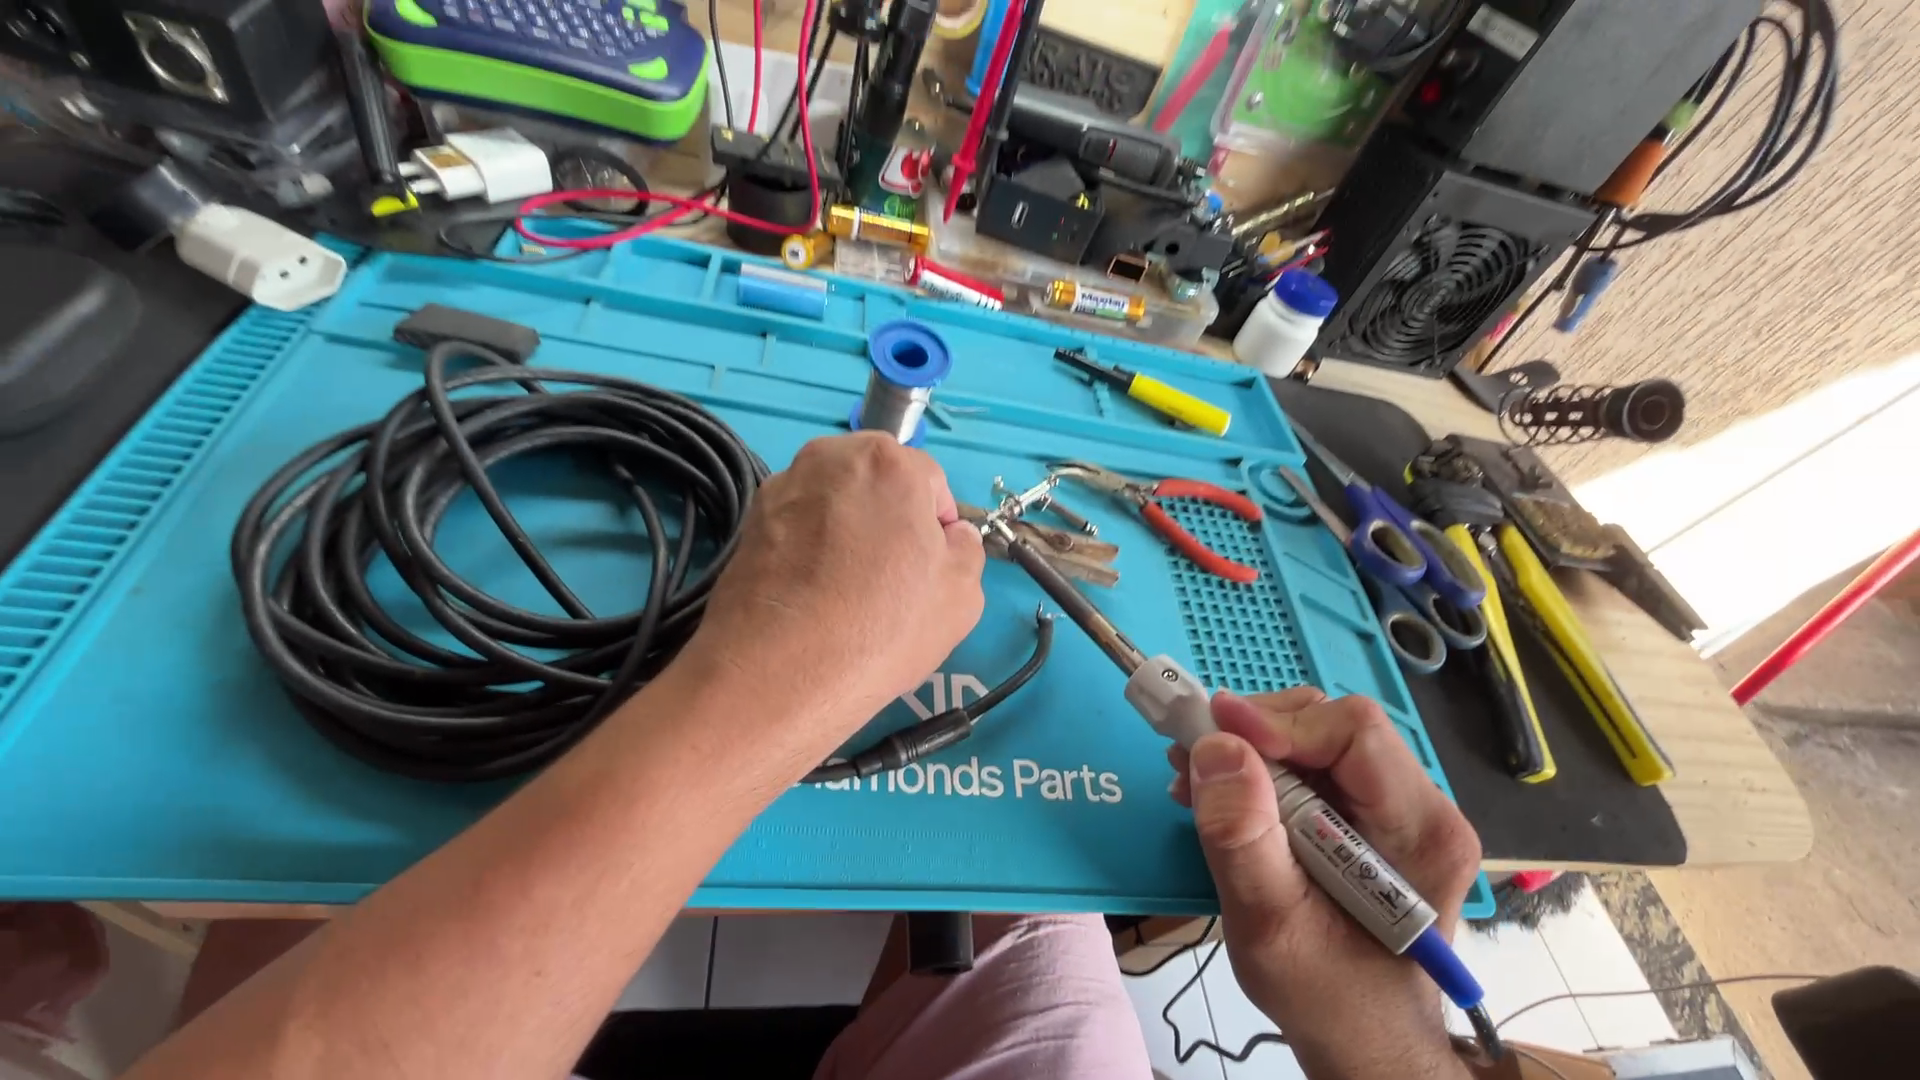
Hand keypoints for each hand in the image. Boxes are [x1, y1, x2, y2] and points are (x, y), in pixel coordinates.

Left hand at [685, 433, 985, 745]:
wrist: (778, 673)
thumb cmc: (883, 628)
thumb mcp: (962, 595)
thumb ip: (966, 549)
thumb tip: (951, 535)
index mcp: (889, 462)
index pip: (931, 480)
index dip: (937, 527)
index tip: (928, 569)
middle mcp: (831, 457)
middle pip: (878, 480)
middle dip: (890, 517)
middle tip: (890, 575)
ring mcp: (783, 486)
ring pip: (835, 500)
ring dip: (848, 528)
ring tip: (847, 587)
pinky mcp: (749, 521)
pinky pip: (798, 523)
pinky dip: (810, 545)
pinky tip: (812, 592)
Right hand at [1169, 689, 1480, 1078]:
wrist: (1361, 1038)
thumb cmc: (1324, 995)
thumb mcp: (1270, 925)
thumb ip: (1242, 838)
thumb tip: (1215, 747)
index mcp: (1419, 828)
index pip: (1354, 731)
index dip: (1279, 722)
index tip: (1212, 733)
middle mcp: (1420, 804)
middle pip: (1331, 724)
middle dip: (1254, 732)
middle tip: (1193, 760)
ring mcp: (1395, 807)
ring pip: (1314, 736)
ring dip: (1248, 748)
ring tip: (1196, 780)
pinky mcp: (1368, 815)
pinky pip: (1310, 763)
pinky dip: (1257, 767)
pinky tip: (1219, 794)